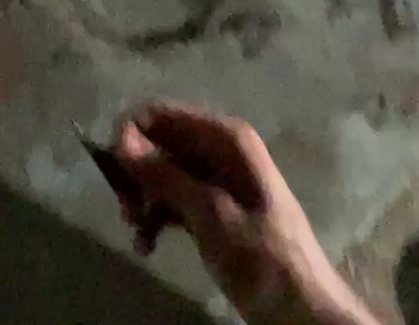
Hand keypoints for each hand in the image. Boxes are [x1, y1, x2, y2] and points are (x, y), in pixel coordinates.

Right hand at [110, 101, 379, 324]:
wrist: (305, 314)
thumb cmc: (263, 257)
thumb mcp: (210, 214)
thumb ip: (164, 174)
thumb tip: (119, 139)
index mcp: (225, 137)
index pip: (161, 113)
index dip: (131, 134)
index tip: (113, 170)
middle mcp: (218, 148)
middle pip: (157, 142)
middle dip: (135, 172)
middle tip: (124, 208)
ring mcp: (215, 178)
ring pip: (160, 171)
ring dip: (141, 198)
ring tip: (135, 231)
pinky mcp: (211, 207)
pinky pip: (171, 197)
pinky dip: (155, 216)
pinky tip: (147, 243)